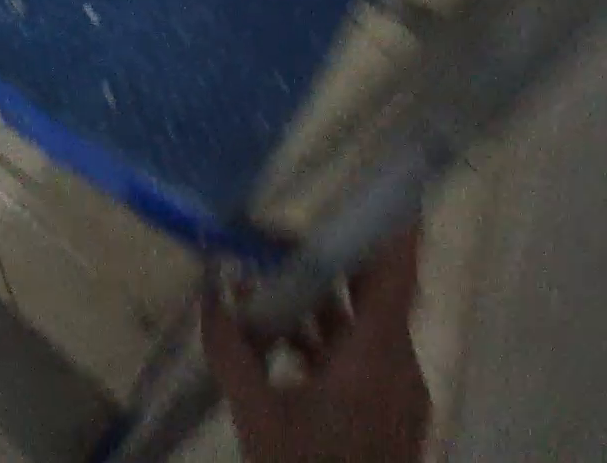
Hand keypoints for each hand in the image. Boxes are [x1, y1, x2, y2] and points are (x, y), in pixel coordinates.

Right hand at [204, 230, 430, 462]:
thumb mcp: (255, 411)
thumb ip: (230, 348)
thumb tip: (210, 288)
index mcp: (374, 364)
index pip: (393, 284)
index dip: (396, 237)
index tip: (392, 194)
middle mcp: (395, 369)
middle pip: (376, 295)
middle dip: (332, 254)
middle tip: (283, 221)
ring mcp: (392, 389)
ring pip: (360, 322)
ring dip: (315, 293)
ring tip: (260, 265)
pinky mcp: (380, 406)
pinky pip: (351, 349)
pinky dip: (315, 327)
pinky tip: (268, 323)